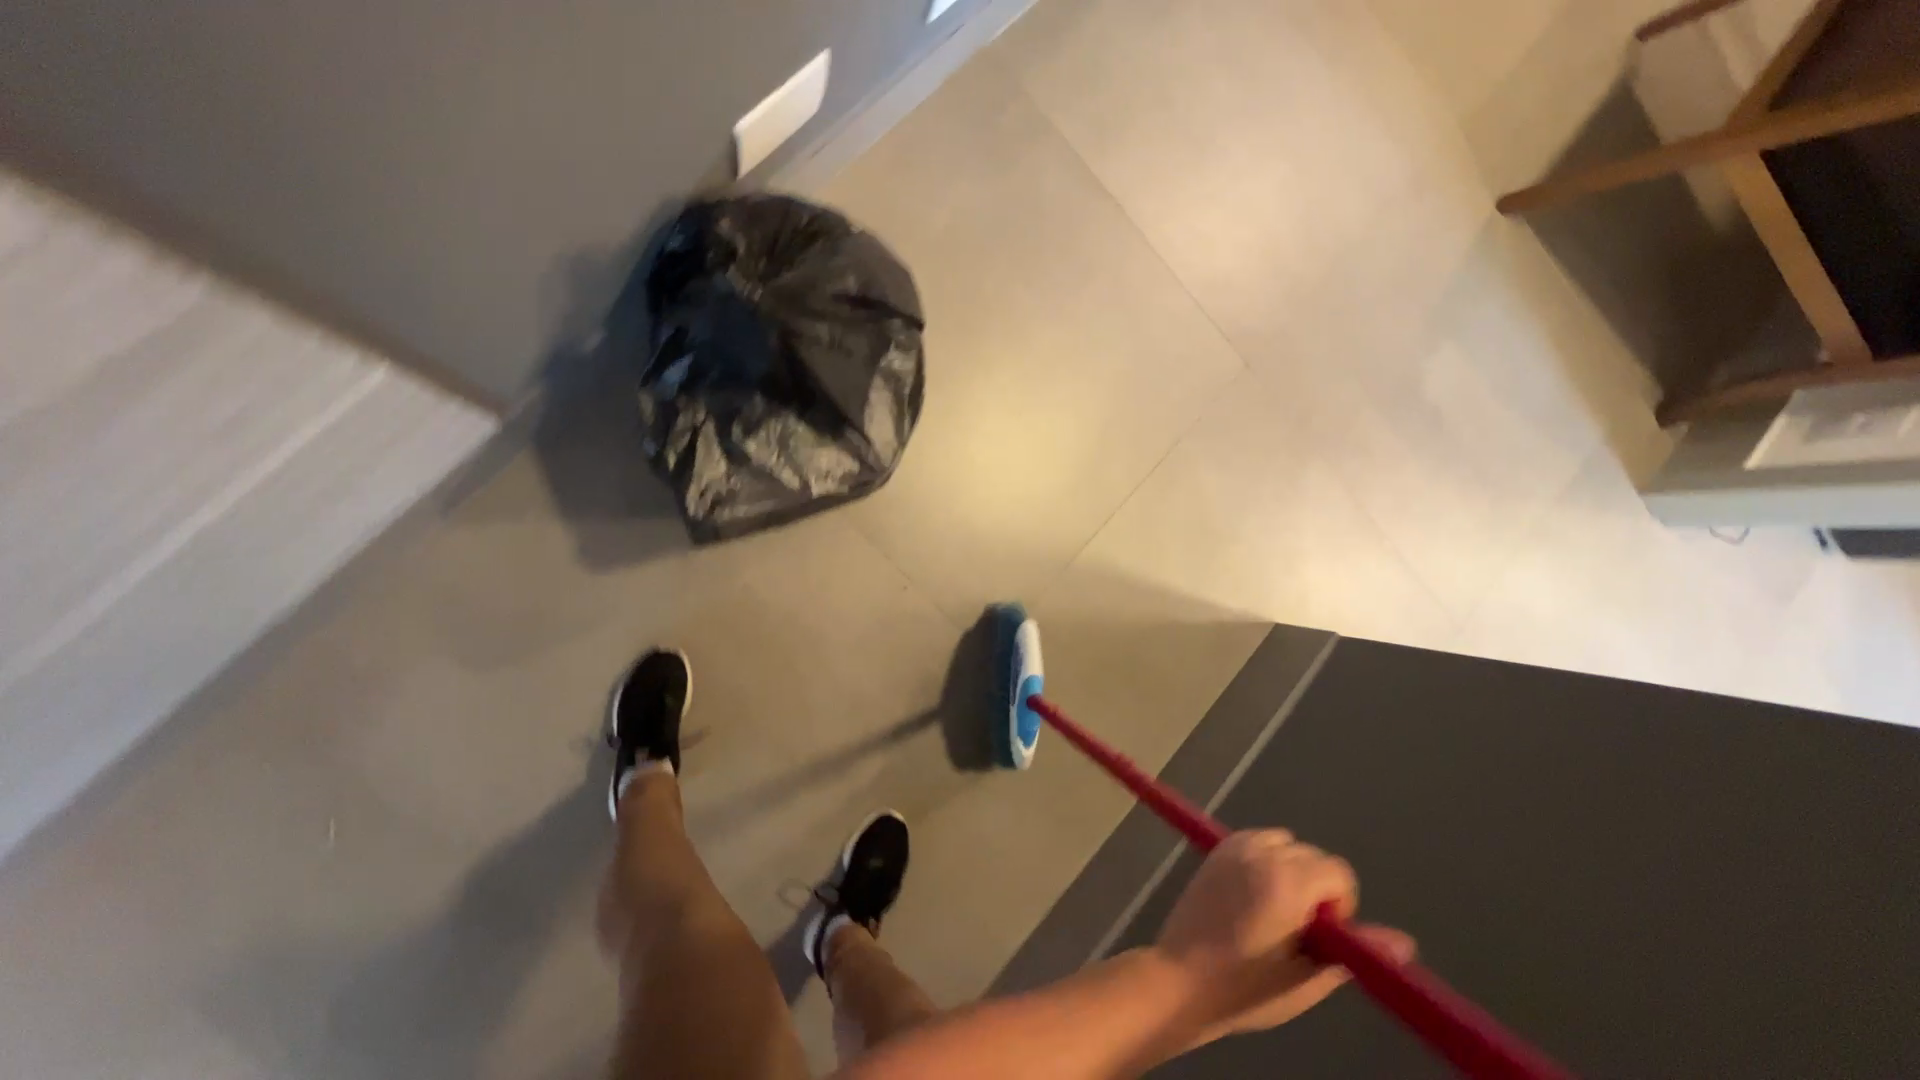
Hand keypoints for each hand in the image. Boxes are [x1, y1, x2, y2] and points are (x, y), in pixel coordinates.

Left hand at [1154, 830, 1414, 1040]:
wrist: (1180, 979)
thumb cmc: (1246, 988)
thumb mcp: (1307, 977)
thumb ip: (1355, 952)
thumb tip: (1404, 944)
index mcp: (1286, 881)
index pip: (1339, 872)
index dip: (1339, 906)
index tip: (1318, 936)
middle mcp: (1261, 853)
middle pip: (1312, 856)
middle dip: (1315, 889)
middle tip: (1293, 931)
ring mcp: (1235, 848)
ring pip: (1285, 845)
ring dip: (1290, 871)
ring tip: (1272, 913)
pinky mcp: (1217, 850)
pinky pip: (1258, 841)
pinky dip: (1265, 860)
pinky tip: (1252, 896)